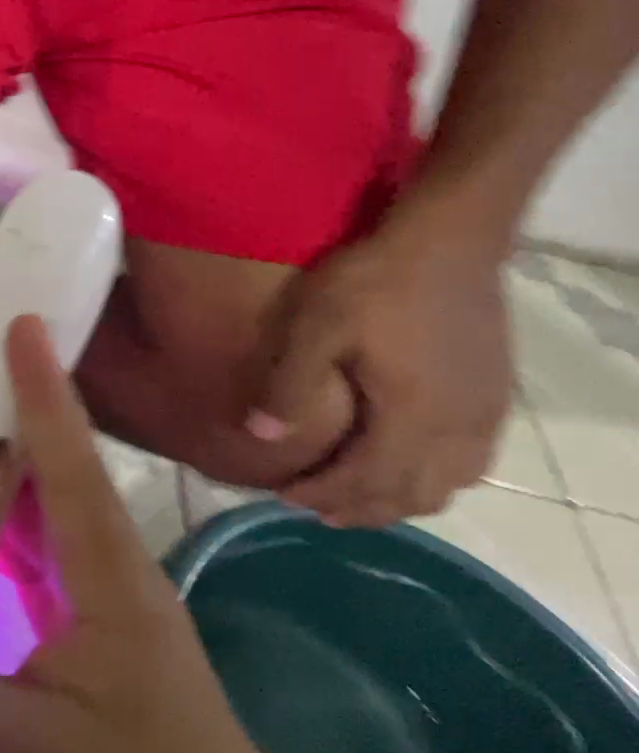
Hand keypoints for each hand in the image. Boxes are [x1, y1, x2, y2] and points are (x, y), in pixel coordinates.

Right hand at [0, 317, 263, 752]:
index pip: (73, 469)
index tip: (22, 329)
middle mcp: (108, 559)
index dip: (46, 396)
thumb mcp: (45, 745)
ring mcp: (98, 578)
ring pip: (41, 492)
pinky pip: (31, 532)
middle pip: (51, 463)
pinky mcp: (83, 599)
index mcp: (112, 577)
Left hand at [254, 211, 511, 527]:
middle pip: (412, 494)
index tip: (283, 499)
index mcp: (412, 417)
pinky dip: (430, 478)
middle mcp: (458, 428)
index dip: (324, 495)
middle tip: (313, 509)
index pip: (366, 480)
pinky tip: (403, 466)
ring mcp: (484, 414)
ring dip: (398, 498)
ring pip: (447, 483)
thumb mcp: (316, 330)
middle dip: (360, 508)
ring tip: (352, 497)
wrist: (446, 243)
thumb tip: (259, 436)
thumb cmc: (371, 285)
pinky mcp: (493, 396)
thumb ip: (289, 385)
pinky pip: (469, 462)